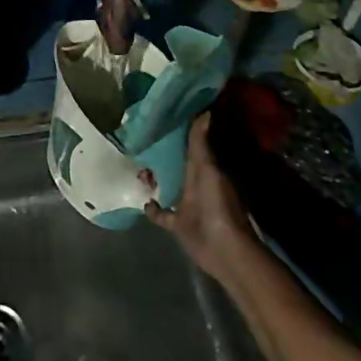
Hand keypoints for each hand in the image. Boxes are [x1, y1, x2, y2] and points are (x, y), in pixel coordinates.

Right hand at [144, 114, 258, 281]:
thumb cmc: (215, 205)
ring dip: (157, 180)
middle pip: (179, 166)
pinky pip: (162, 214)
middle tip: (143, 142)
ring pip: (170, 187)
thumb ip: (200, 145)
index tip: (165, 117)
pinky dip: (153, 209)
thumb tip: (205, 111)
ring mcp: (188, 206)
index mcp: (205, 170)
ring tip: (138, 169)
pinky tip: (142, 202)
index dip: (182, 133)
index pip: (193, 146)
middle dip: (165, 156)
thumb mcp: (206, 170)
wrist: (222, 248)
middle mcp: (197, 185)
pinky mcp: (179, 224)